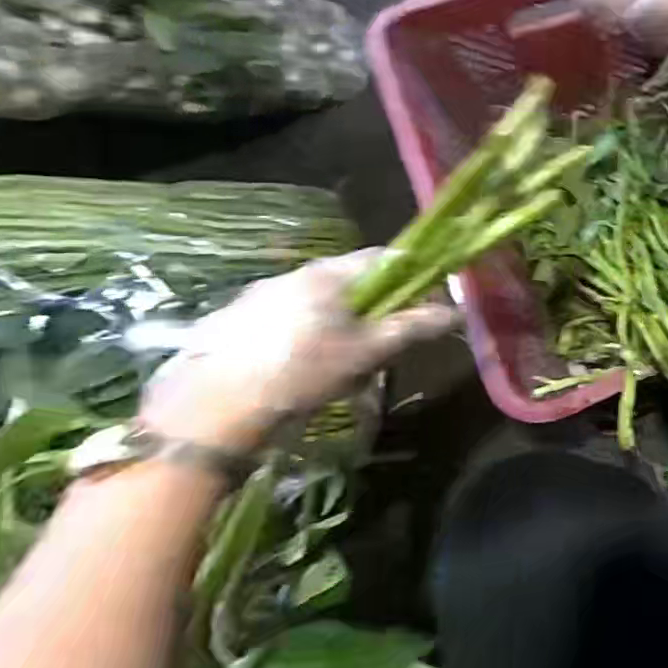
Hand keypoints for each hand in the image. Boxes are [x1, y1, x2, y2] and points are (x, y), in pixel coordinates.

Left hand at [138, 250, 459, 452]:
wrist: (211, 410)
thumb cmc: (303, 374)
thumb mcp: (369, 353)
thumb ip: (414, 327)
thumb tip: (456, 312)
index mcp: (329, 275)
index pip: (384, 257)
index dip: (413, 276)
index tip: (426, 305)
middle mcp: (294, 274)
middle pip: (352, 279)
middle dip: (377, 305)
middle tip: (387, 341)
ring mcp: (260, 295)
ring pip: (320, 299)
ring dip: (342, 320)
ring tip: (345, 360)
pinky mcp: (235, 319)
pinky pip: (289, 315)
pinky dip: (308, 331)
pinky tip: (303, 366)